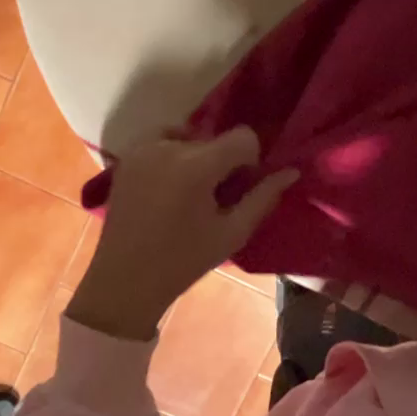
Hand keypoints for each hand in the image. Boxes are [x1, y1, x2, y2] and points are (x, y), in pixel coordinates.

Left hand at [68, 128, 297, 340]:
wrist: (126, 279)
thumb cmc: (184, 261)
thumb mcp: (232, 233)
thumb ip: (263, 198)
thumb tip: (290, 172)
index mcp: (196, 166)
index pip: (242, 137)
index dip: (250, 160)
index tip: (242, 187)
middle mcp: (168, 147)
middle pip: (214, 138)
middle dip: (223, 162)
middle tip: (217, 198)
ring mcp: (142, 149)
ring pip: (189, 136)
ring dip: (198, 156)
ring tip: (192, 192)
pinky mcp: (127, 157)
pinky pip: (162, 141)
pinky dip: (173, 154)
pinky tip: (171, 186)